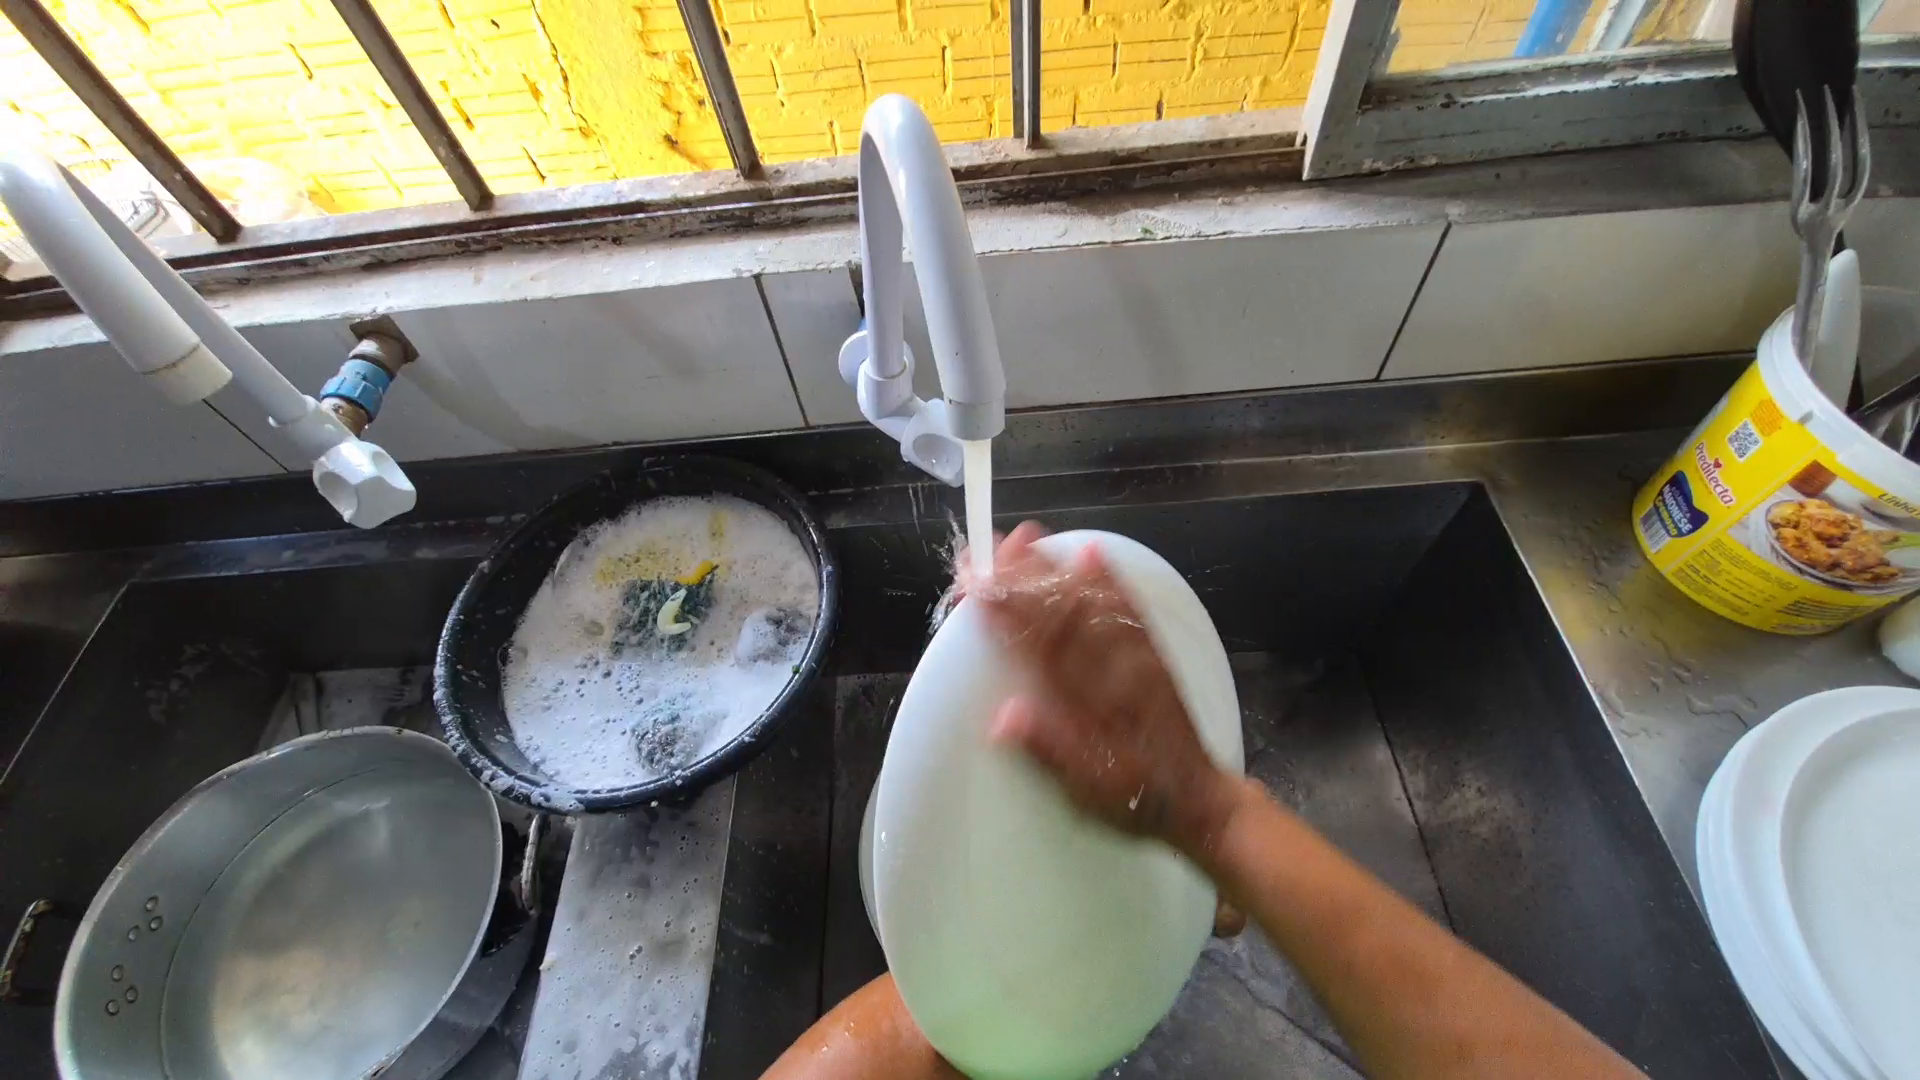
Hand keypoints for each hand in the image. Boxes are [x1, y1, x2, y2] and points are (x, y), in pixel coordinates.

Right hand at [957, 522, 1240, 859]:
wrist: (1199, 799)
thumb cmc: (1136, 798)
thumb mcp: (1089, 790)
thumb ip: (1050, 751)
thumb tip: (1004, 718)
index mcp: (1093, 700)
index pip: (1040, 646)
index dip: (1005, 613)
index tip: (975, 587)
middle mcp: (1114, 668)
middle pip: (1063, 613)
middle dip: (1024, 578)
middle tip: (991, 547)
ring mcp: (1135, 656)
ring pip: (1092, 602)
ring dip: (1057, 569)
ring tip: (1028, 538)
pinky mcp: (1150, 654)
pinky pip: (1129, 608)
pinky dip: (1109, 578)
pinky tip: (1092, 553)